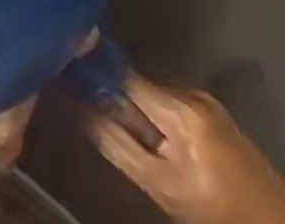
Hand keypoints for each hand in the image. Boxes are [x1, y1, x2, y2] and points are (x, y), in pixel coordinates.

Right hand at [86, 74, 284, 223]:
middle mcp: (192, 92)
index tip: (63, 77)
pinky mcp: (215, 115)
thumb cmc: (220, 215)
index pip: (120, 74)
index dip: (90, 73)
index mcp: (180, 108)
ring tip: (122, 135)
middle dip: (112, 99)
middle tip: (90, 118)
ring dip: (133, 111)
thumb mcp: (160, 186)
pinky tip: (154, 144)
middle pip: (134, 84)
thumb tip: (74, 104)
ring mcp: (206, 102)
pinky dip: (154, 119)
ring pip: (150, 96)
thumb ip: (114, 142)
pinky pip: (169, 106)